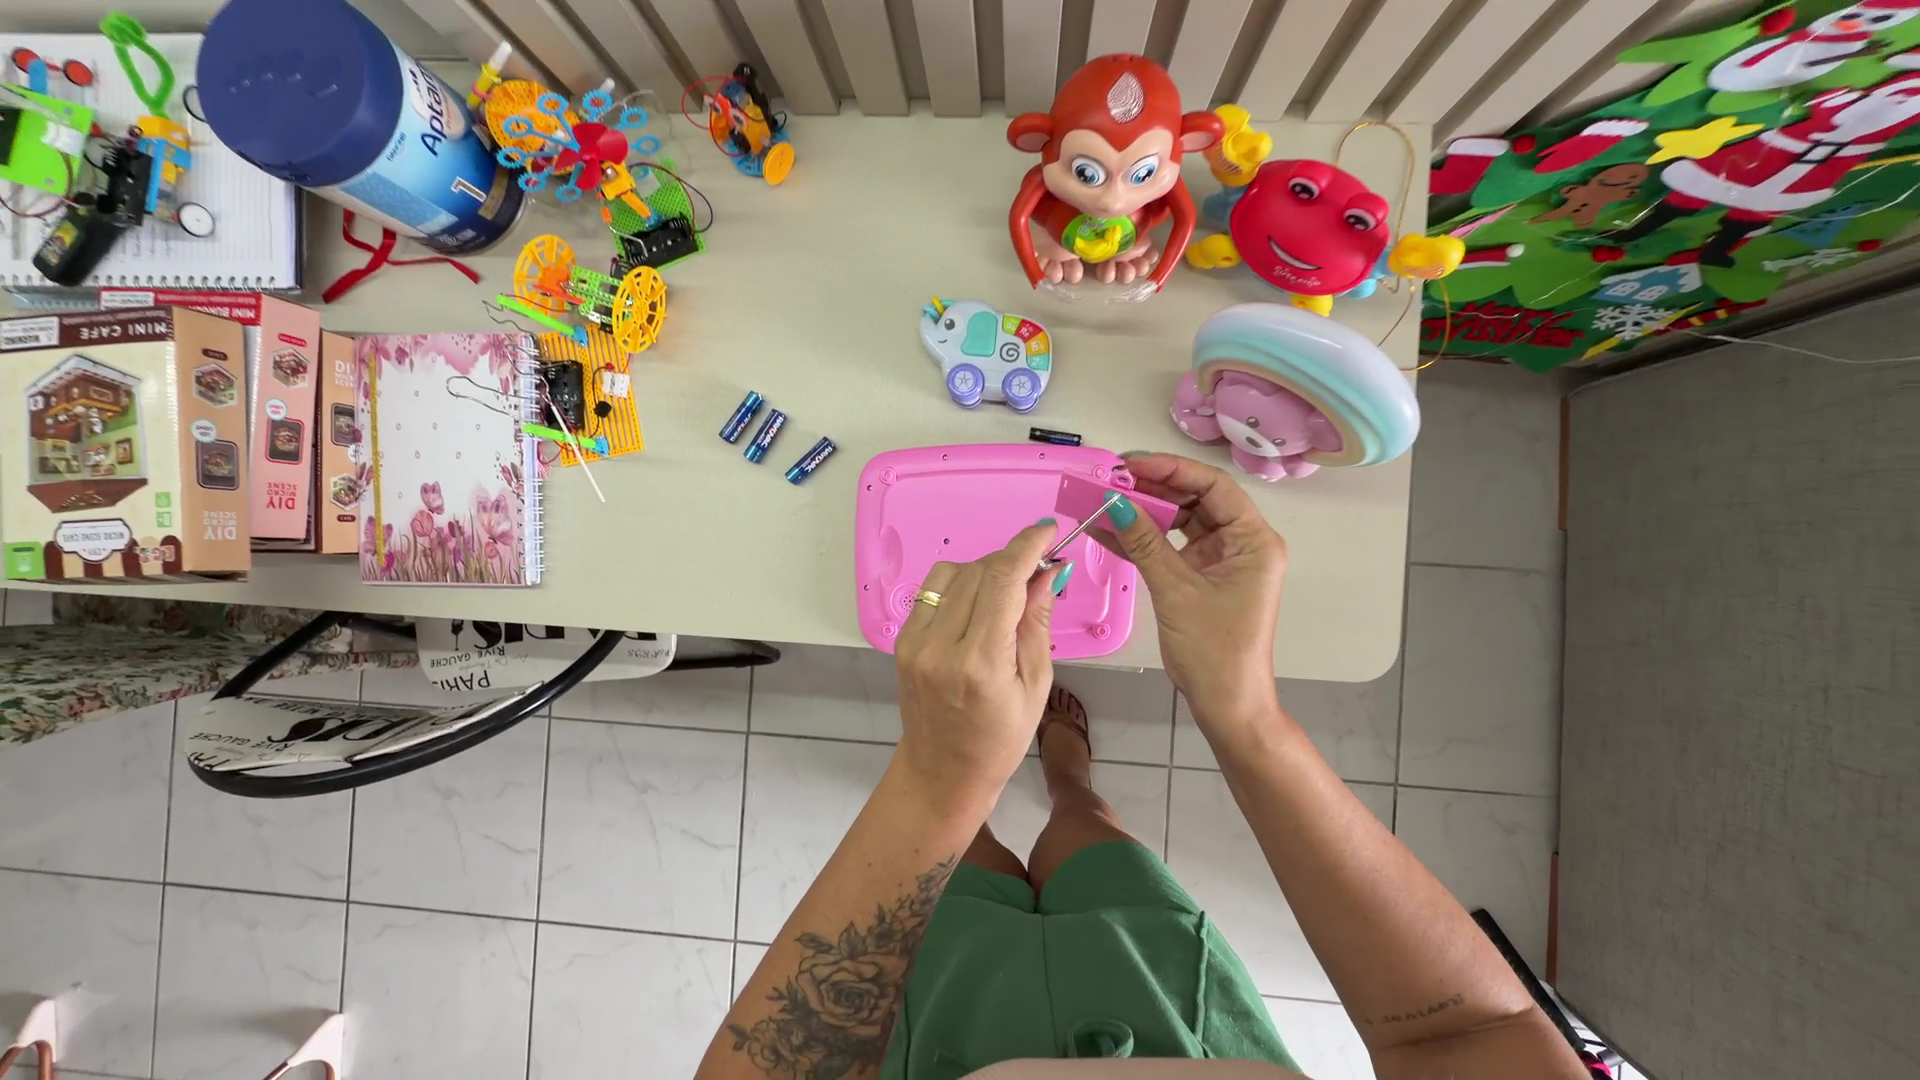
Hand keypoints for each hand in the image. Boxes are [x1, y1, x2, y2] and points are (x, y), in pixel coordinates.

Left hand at [892, 523, 1064, 809]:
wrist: (942, 771)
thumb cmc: (1000, 739)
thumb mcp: (1036, 685)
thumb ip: (1036, 622)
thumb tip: (1047, 570)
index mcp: (980, 664)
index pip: (1002, 582)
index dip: (1026, 547)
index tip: (1046, 529)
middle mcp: (940, 647)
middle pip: (978, 572)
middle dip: (1011, 560)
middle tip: (1037, 571)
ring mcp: (914, 642)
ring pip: (952, 573)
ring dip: (984, 570)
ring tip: (1006, 593)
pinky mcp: (902, 640)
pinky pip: (932, 590)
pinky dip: (960, 585)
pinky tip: (977, 605)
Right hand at [1094, 453, 1287, 730]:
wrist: (1225, 703)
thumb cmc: (1215, 649)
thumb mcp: (1177, 591)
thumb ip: (1145, 543)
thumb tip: (1114, 503)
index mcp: (1254, 540)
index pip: (1213, 487)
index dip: (1172, 469)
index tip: (1132, 464)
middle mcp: (1242, 543)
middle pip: (1197, 499)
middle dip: (1154, 487)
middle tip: (1113, 479)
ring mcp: (1221, 560)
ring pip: (1181, 521)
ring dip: (1145, 511)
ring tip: (1106, 499)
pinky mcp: (1201, 576)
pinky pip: (1170, 546)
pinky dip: (1143, 539)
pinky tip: (1109, 529)